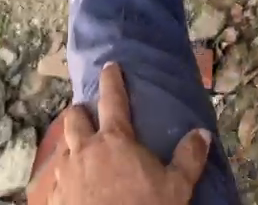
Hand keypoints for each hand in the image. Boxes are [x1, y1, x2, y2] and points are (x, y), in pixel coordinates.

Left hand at [29, 64, 211, 204]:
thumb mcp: (175, 188)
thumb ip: (188, 158)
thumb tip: (203, 133)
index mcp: (114, 140)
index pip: (112, 99)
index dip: (111, 79)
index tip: (110, 66)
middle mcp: (85, 151)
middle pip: (74, 119)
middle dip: (80, 112)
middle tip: (88, 113)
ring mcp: (65, 176)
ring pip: (63, 149)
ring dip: (71, 145)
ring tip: (80, 151)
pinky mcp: (54, 201)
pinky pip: (55, 182)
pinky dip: (64, 179)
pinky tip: (72, 188)